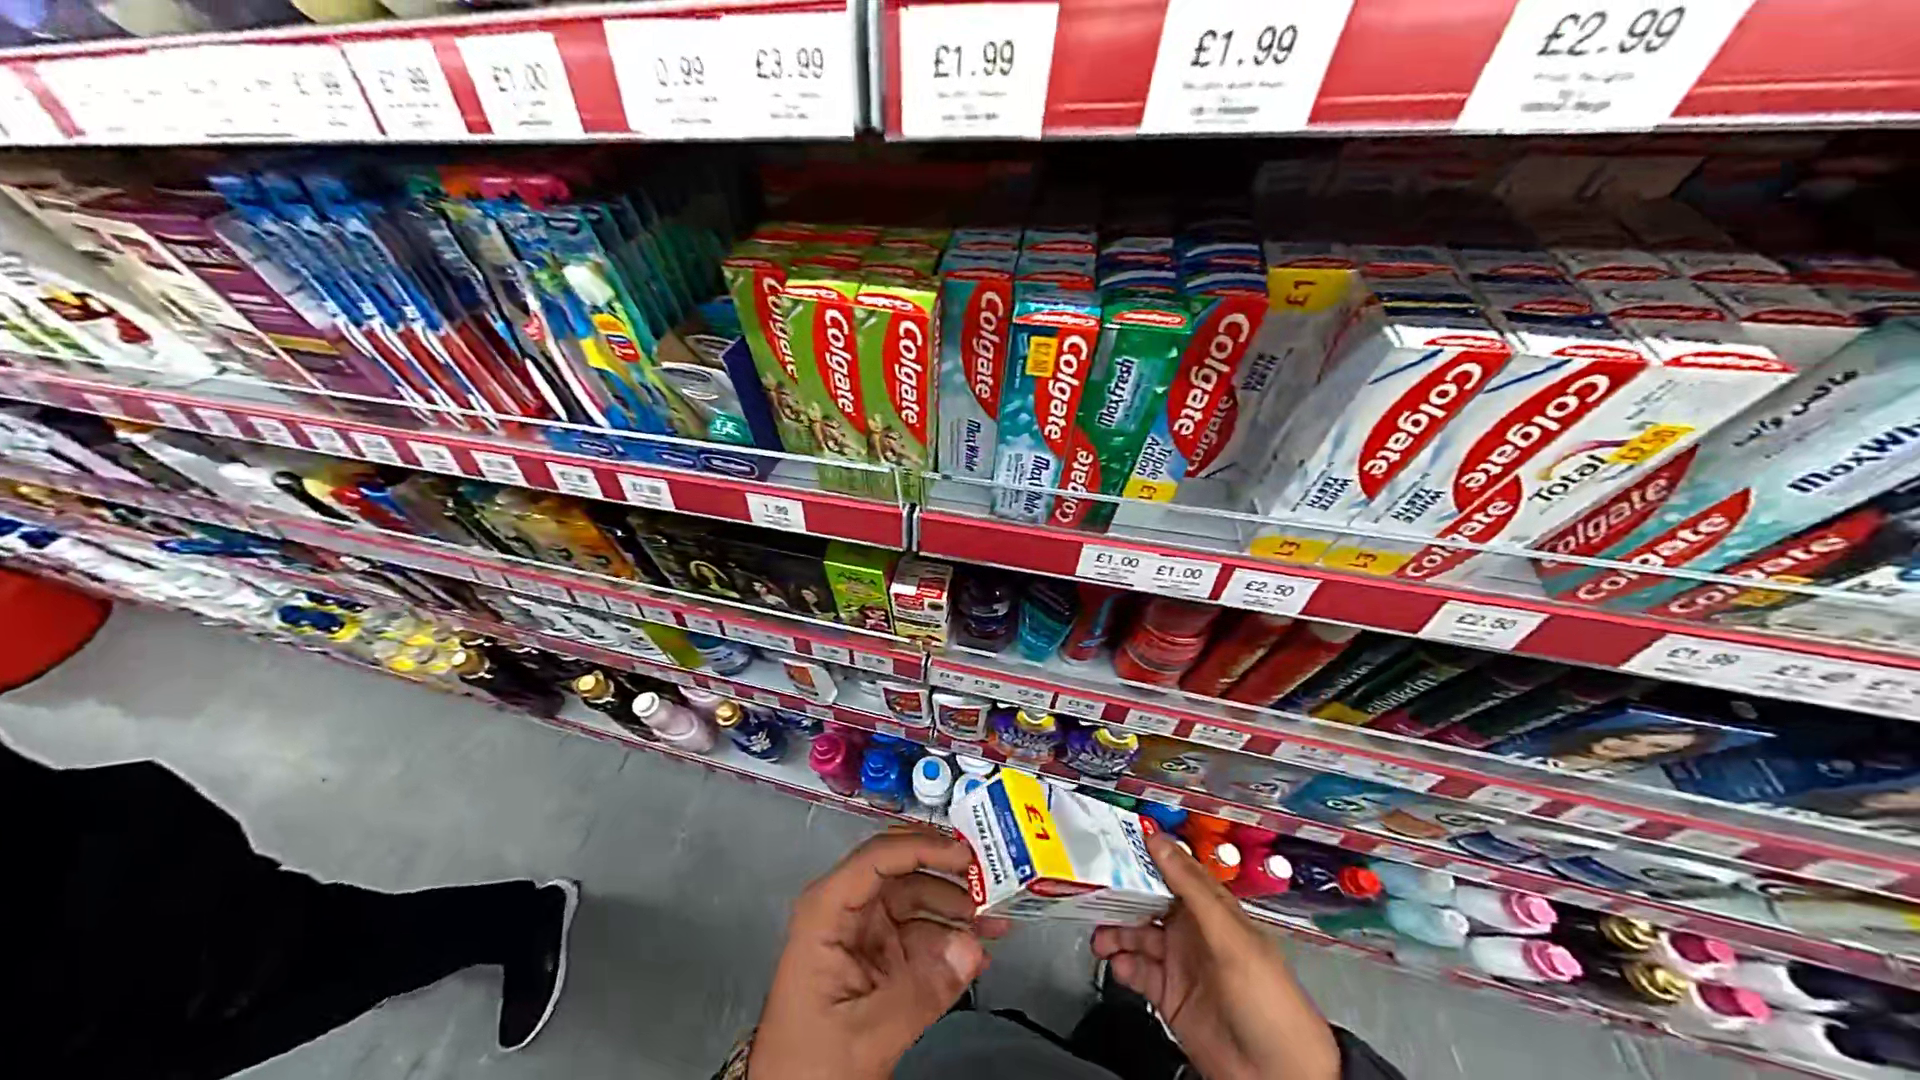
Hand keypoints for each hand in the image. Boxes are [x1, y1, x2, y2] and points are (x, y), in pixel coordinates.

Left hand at [750, 827, 1003, 1079]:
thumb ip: (922, 991)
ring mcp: (866, 931)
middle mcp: (848, 910)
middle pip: (903, 872)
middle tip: (993, 882)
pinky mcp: (881, 956)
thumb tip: (972, 949)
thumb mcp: (865, 1034)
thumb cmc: (810, 1062)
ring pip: (919, 899)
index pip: (877, 858)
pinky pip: (923, 933)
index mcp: (828, 911)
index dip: (922, 848)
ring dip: (958, 907)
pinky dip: (953, 939)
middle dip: (950, 875)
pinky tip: (979, 951)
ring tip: (997, 921)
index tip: (965, 856)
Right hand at [1093, 832, 1340, 1079]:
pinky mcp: (1168, 995)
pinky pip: (1136, 971)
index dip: (1145, 857)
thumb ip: (1192, 890)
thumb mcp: (1231, 938)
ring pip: (1136, 935)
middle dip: (1119, 896)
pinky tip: (1119, 966)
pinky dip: (1122, 965)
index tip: (1113, 844)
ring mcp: (1179, 963)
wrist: (1279, 1079)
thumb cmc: (1271, 1003)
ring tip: (1102, 937)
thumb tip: (1160, 842)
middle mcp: (1192, 932)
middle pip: (1147, 902)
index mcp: (1212, 910)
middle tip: (1095, 892)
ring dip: (1115, 932)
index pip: (1173, 871)